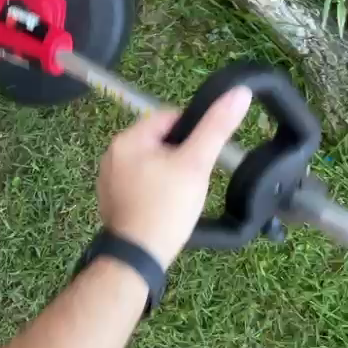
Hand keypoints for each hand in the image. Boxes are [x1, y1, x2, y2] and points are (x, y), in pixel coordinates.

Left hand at [97, 88, 252, 266]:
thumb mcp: (196, 164)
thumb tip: (238, 93)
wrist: (140, 254)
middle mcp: (112, 154)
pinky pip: (141, 182)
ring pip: (151, 162)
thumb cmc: (166, 207)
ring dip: (170, 172)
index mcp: (127, 139)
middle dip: (181, 155)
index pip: (168, 117)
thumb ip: (216, 127)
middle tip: (194, 177)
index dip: (193, 132)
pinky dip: (156, 189)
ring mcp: (109, 177)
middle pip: (159, 140)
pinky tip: (166, 205)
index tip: (203, 154)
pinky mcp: (112, 198)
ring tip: (182, 194)